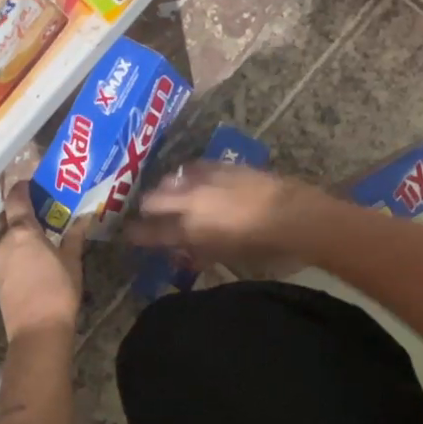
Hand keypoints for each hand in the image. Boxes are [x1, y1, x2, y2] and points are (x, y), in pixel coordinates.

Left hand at [0, 181, 85, 340]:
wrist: (37, 332)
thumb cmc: (58, 291)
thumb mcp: (72, 261)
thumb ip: (75, 237)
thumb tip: (84, 217)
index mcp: (22, 231)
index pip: (16, 199)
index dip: (22, 187)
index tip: (33, 181)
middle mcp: (4, 241)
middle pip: (6, 215)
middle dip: (19, 208)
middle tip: (40, 205)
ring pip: (3, 234)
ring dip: (16, 227)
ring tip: (39, 228)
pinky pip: (4, 250)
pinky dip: (15, 243)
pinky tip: (32, 250)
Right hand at [126, 163, 323, 259]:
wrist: (295, 215)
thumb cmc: (264, 248)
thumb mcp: (228, 257)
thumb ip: (200, 252)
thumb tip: (185, 251)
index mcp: (190, 229)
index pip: (152, 233)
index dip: (137, 235)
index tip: (128, 235)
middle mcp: (190, 201)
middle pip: (153, 200)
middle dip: (146, 208)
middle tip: (146, 214)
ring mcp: (206, 180)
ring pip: (171, 180)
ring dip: (166, 188)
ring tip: (168, 194)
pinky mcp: (222, 166)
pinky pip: (194, 168)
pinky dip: (188, 175)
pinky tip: (191, 178)